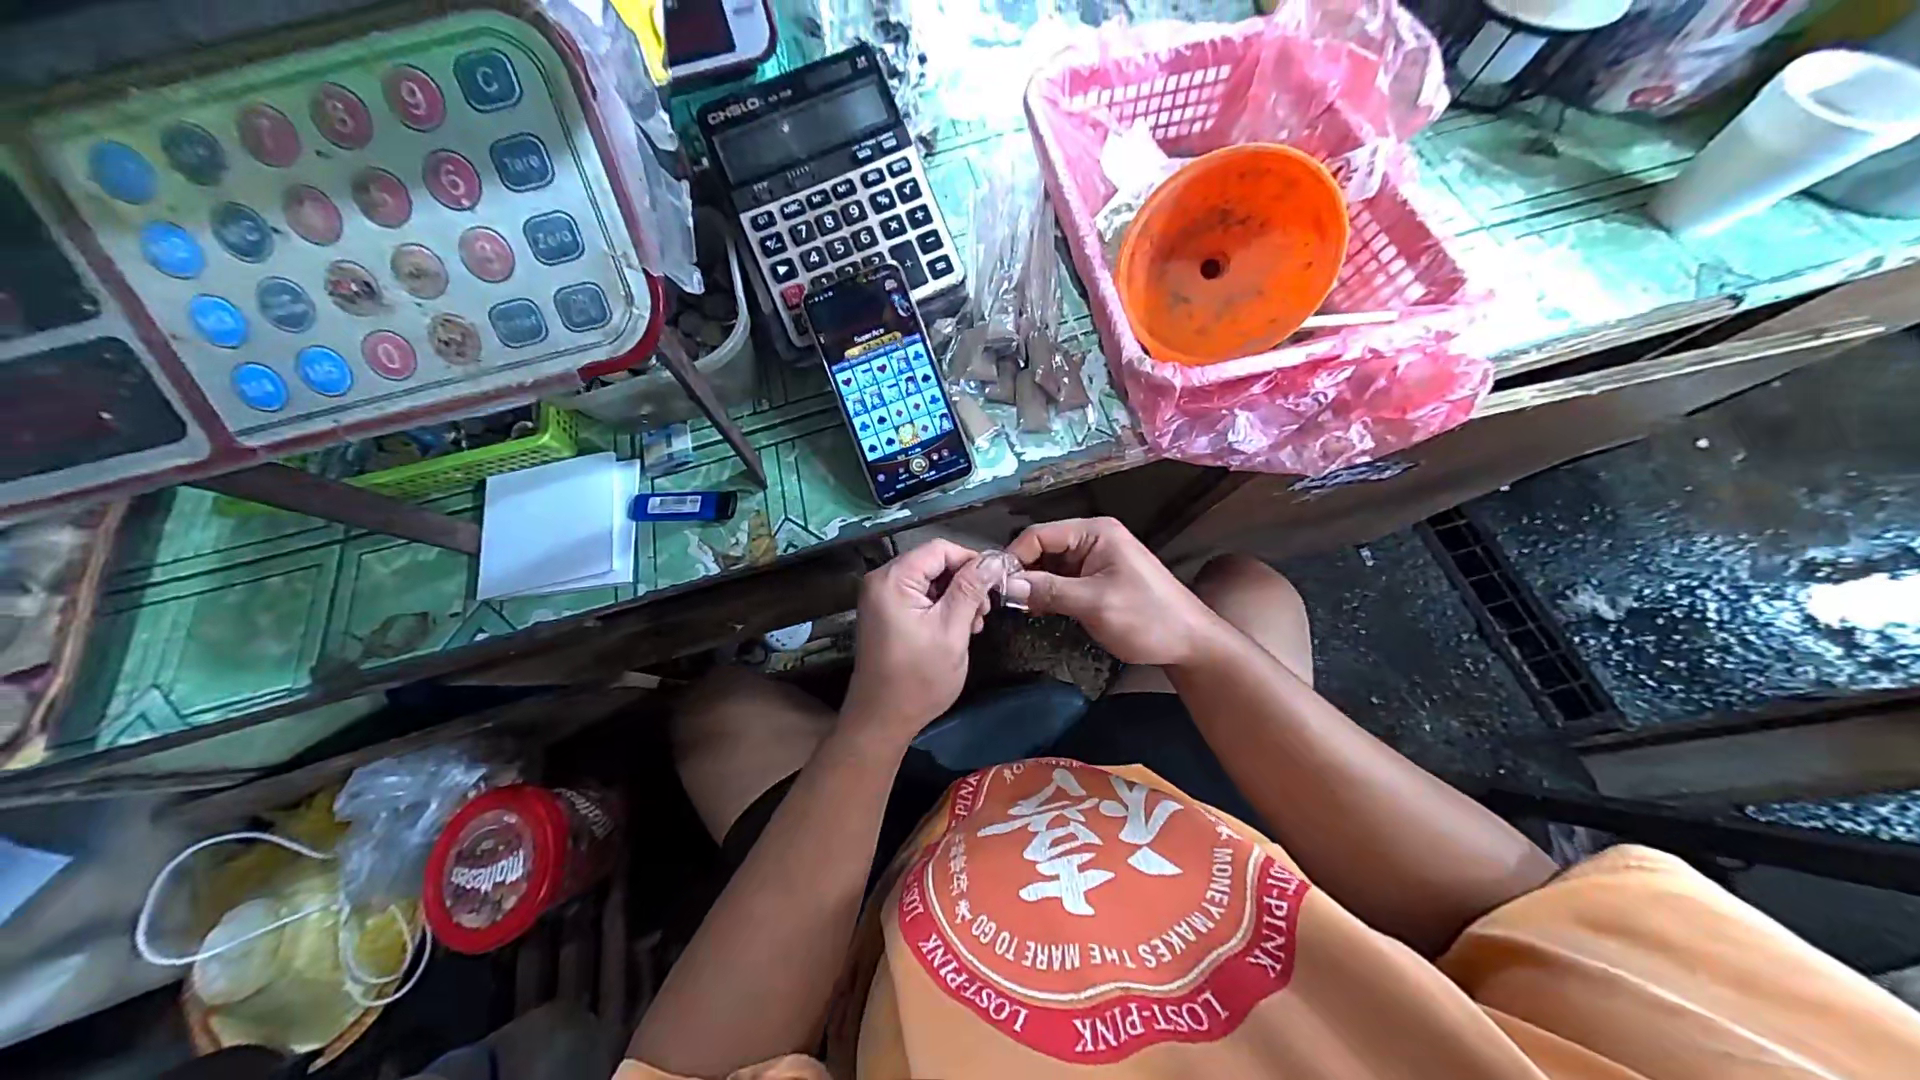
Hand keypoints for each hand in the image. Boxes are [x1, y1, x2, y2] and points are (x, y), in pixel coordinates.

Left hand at [842, 539, 994, 737]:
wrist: (881, 719)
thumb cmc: (917, 678)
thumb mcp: (951, 632)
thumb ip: (970, 590)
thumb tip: (992, 560)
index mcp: (893, 580)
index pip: (940, 549)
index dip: (971, 561)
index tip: (995, 584)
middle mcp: (882, 581)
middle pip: (933, 563)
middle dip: (964, 582)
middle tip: (984, 611)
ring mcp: (881, 597)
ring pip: (929, 580)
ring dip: (956, 596)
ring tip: (973, 625)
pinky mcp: (886, 613)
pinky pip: (919, 596)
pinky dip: (941, 607)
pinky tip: (957, 628)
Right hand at [1005, 517, 1223, 667]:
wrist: (1188, 643)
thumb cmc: (1147, 617)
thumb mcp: (1094, 603)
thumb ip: (1048, 591)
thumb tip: (1005, 586)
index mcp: (1095, 532)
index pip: (1039, 534)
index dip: (1014, 557)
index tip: (995, 585)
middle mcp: (1091, 540)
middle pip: (1041, 548)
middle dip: (1021, 572)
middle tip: (1001, 600)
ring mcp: (1093, 561)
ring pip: (1047, 567)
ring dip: (1031, 585)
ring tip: (1015, 608)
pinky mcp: (1093, 581)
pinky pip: (1059, 581)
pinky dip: (1044, 594)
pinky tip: (1033, 610)